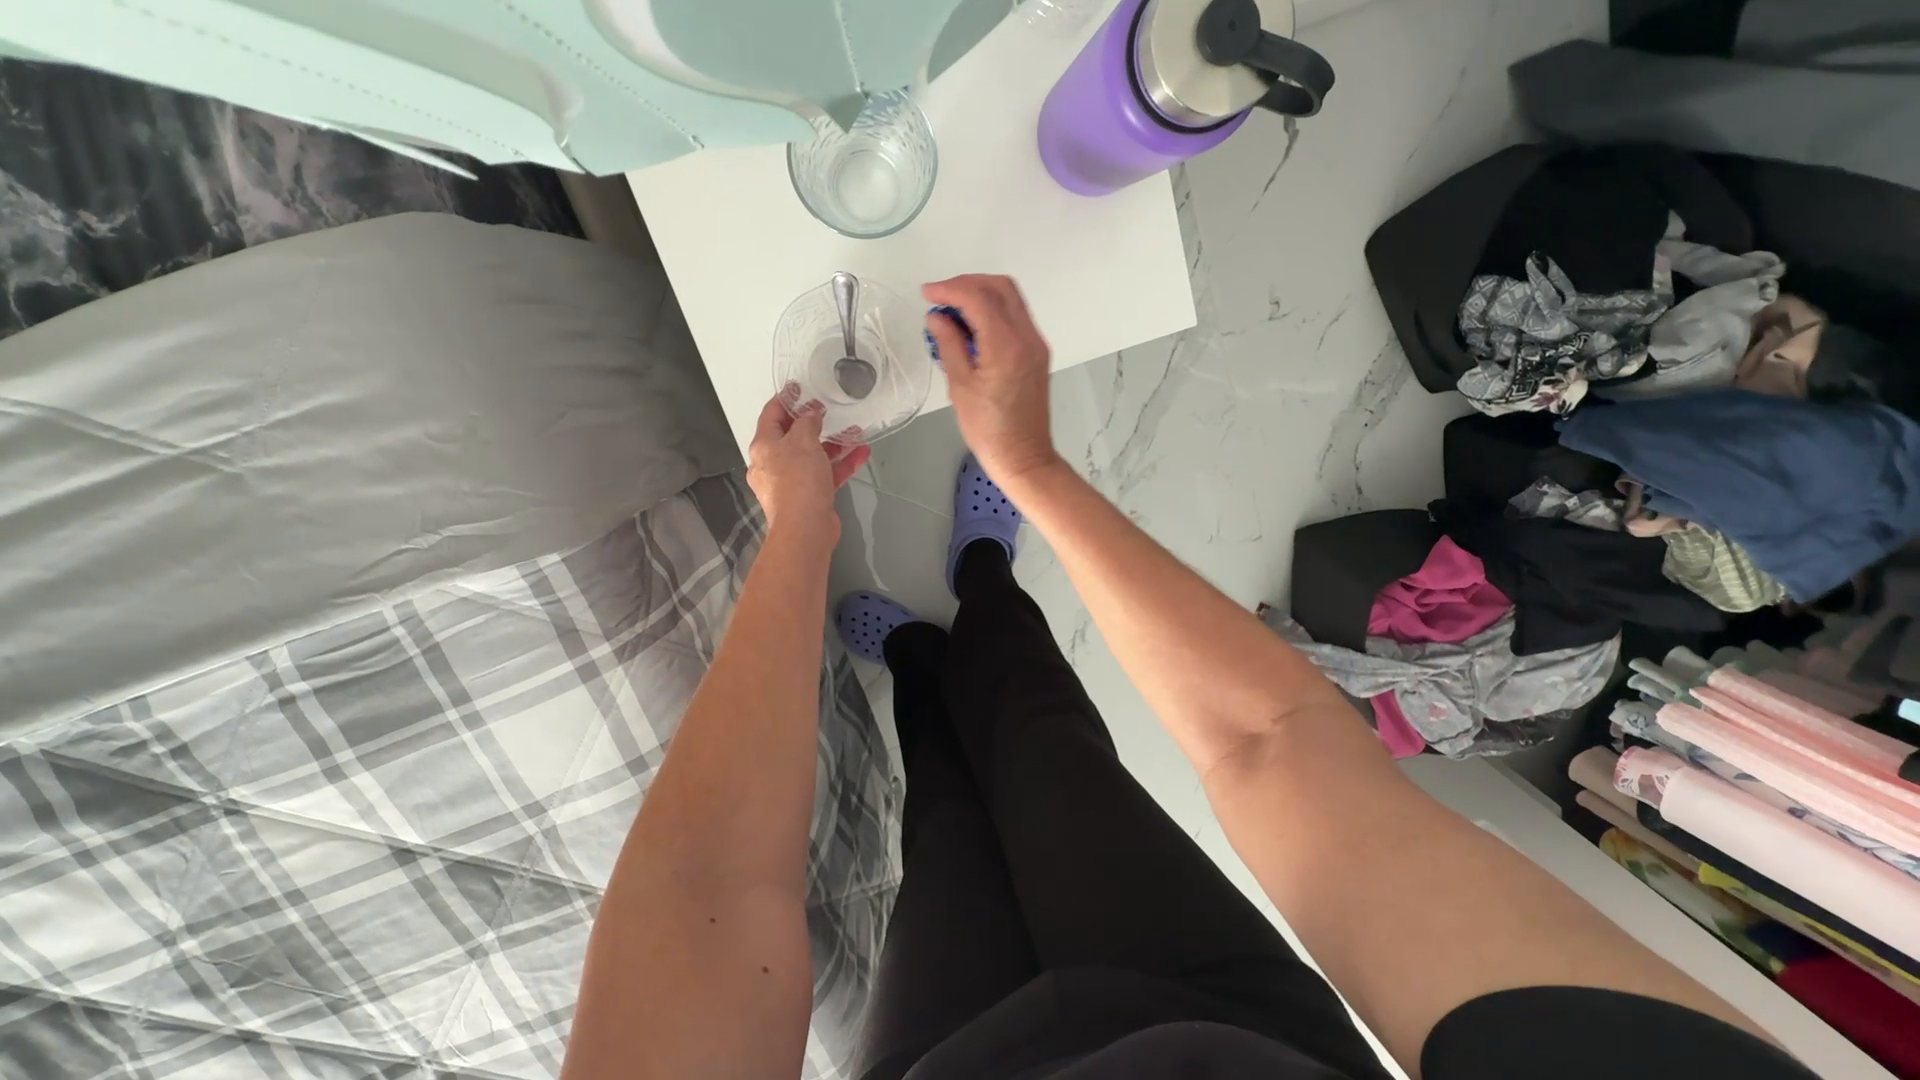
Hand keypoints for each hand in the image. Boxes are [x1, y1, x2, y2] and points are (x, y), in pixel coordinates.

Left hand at [746, 395, 869, 540]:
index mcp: (764, 447)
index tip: (800, 388)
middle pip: (793, 437)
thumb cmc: (798, 480)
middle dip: (814, 424)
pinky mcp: (810, 496)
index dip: (785, 399)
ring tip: (855, 432)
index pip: (771, 415)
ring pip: (813, 456)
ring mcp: (792, 482)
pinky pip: (826, 474)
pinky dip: (842, 464)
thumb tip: (811, 414)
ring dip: (834, 444)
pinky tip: (861, 453)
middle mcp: (773, 464)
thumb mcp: (802, 441)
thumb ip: (808, 422)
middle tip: (831, 410)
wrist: (805, 528)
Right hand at [923, 275, 1061, 484]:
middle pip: (1001, 288)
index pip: (979, 298)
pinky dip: (993, 312)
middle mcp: (1027, 338)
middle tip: (940, 296)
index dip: (950, 289)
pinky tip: (971, 327)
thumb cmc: (989, 430)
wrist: (1024, 457)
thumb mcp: (960, 386)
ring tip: (952, 311)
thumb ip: (949, 345)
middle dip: (968, 284)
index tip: (927, 294)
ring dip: (981, 295)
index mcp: (1006, 346)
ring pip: (1011, 299)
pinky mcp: (1037, 354)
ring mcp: (1036, 345)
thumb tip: (937, 318)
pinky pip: (1016, 318)